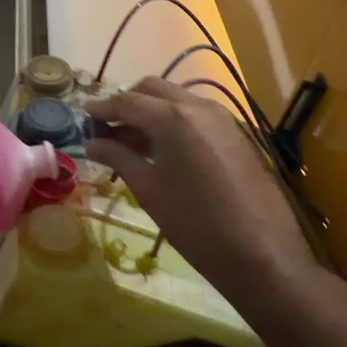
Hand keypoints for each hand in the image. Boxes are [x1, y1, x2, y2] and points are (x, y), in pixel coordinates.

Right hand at [84, 77, 313, 292]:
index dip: (101, 108)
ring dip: (152, 111)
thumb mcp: (148, 189)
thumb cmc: (195, 223)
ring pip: (177, 99)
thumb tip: (92, 143)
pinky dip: (175, 122)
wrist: (264, 257)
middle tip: (109, 127)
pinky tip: (165, 151)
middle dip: (127, 102)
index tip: (83, 115)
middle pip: (153, 89)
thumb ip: (117, 156)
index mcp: (172, 117)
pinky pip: (197, 115)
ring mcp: (223, 120)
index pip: (126, 101)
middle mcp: (198, 107)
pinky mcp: (239, 136)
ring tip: (134, 143)